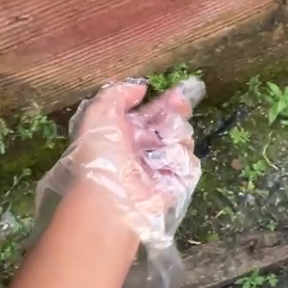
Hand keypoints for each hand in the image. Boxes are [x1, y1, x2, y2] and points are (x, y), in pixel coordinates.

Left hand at [62, 79, 201, 245]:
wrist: (113, 198)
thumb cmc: (102, 155)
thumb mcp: (99, 115)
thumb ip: (118, 94)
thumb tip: (142, 89)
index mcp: (124, 133)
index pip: (151, 113)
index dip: (165, 101)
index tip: (178, 92)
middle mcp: (143, 149)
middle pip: (171, 125)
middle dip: (176, 115)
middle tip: (179, 107)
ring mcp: (161, 167)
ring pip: (183, 141)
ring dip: (176, 137)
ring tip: (162, 144)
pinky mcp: (176, 185)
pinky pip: (189, 164)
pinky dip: (179, 161)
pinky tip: (166, 163)